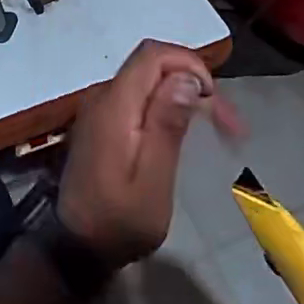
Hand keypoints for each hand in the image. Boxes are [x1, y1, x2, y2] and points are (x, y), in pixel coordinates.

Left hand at [56, 39, 220, 268]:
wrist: (76, 248)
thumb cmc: (119, 221)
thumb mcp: (152, 181)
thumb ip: (166, 125)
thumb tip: (186, 77)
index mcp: (115, 105)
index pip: (153, 55)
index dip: (188, 63)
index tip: (211, 98)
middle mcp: (103, 96)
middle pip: (153, 64)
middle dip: (193, 80)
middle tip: (227, 120)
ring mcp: (100, 107)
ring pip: (149, 79)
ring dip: (184, 92)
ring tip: (217, 125)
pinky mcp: (103, 120)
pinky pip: (139, 95)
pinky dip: (167, 103)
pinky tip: (186, 127)